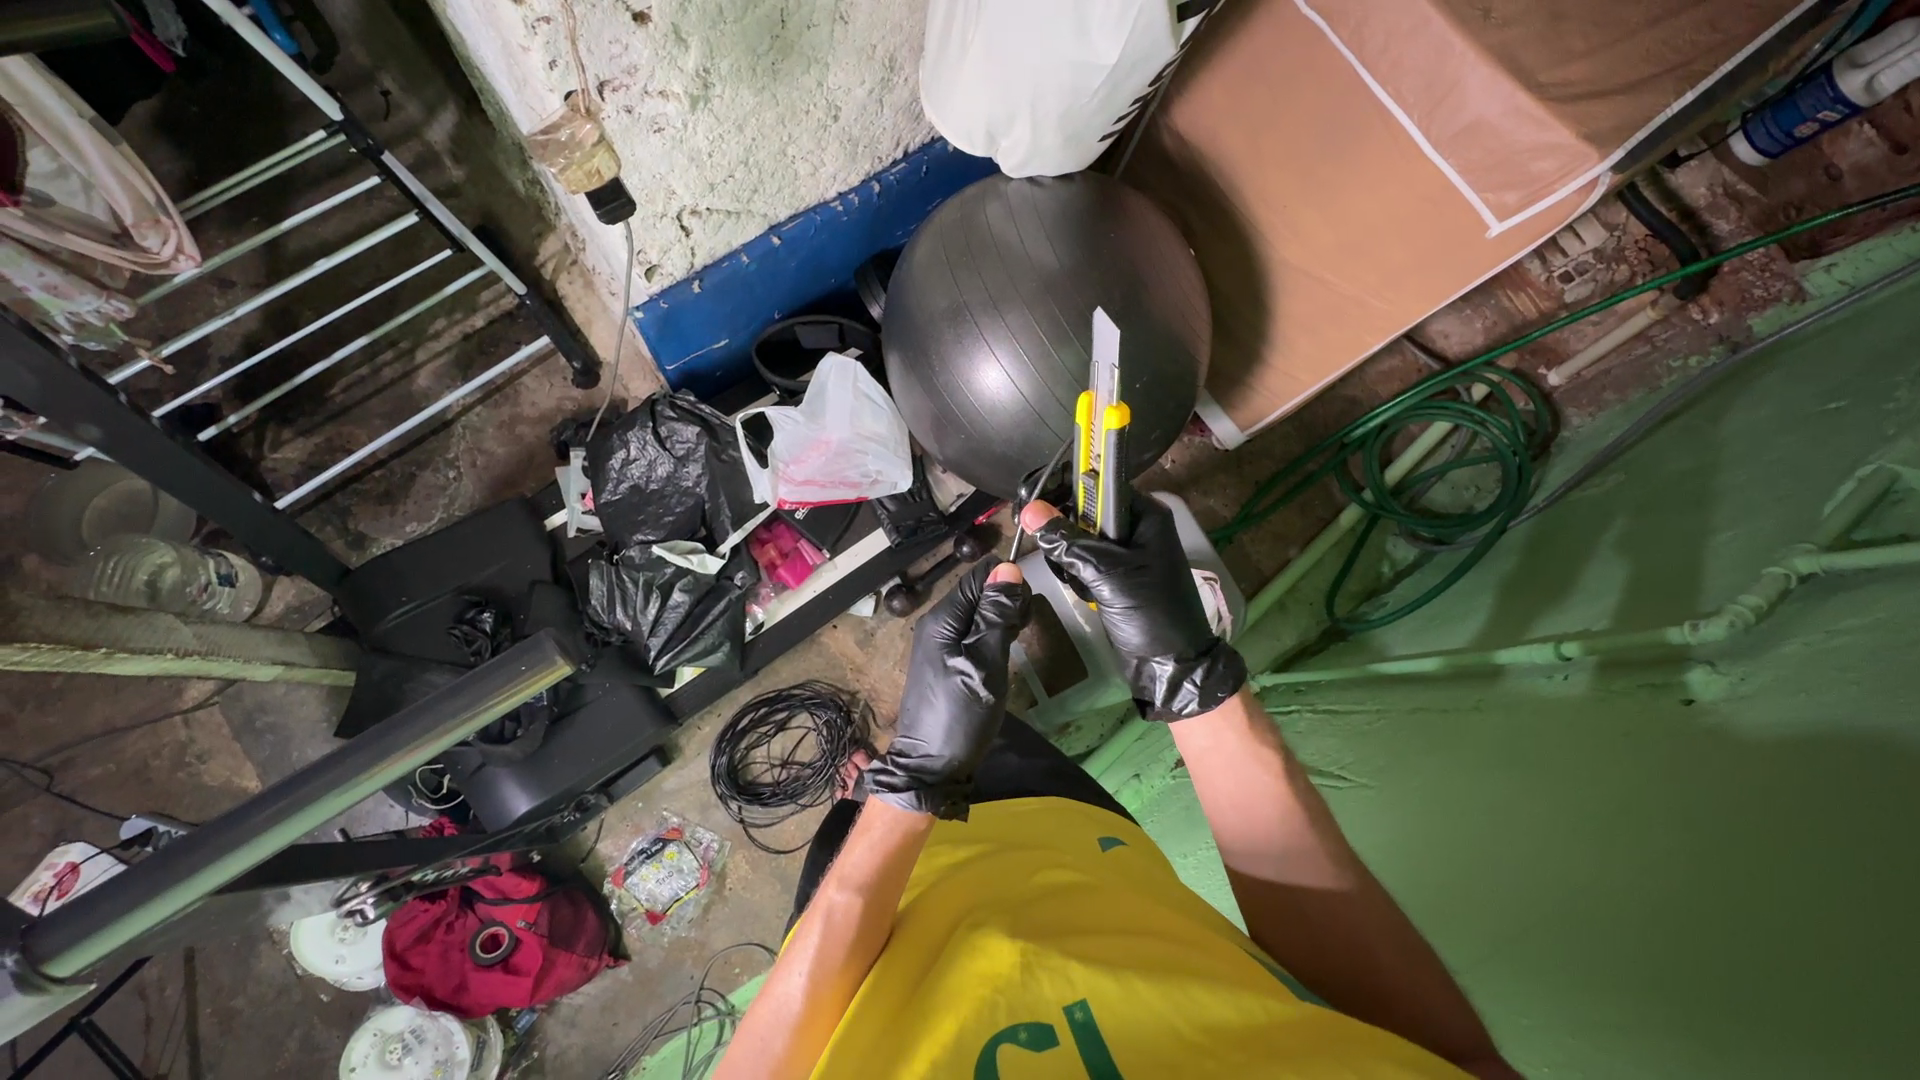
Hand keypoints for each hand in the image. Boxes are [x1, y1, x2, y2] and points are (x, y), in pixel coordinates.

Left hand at [864, 559, 1030, 818]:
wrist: (932, 765)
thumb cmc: (962, 712)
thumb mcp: (985, 661)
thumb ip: (996, 615)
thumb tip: (1008, 568)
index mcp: (942, 618)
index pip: (978, 576)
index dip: (1007, 583)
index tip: (1026, 609)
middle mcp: (936, 624)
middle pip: (978, 593)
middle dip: (1006, 602)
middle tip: (1022, 631)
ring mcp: (939, 644)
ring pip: (978, 614)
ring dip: (1001, 621)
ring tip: (1014, 644)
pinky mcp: (945, 662)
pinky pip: (972, 635)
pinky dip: (992, 638)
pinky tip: (1002, 656)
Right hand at [1022, 495, 1245, 721]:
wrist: (1170, 665)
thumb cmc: (1149, 611)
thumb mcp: (1106, 572)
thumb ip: (1068, 541)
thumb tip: (1030, 510)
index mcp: (1146, 515)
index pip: (1100, 486)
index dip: (1068, 492)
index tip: (1036, 505)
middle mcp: (1138, 528)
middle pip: (1087, 512)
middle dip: (1067, 531)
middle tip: (1054, 549)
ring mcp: (1128, 555)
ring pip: (1082, 539)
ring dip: (1070, 557)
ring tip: (1074, 577)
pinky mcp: (1116, 577)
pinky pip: (1086, 563)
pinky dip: (1077, 574)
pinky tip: (1082, 591)